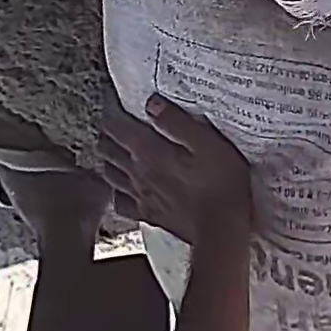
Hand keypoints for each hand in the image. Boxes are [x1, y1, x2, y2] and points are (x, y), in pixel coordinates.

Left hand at [99, 94, 253, 244]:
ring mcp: (140, 197)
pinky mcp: (148, 215)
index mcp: (150, 152)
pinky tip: (126, 185)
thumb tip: (152, 103)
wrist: (222, 231)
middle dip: (108, 132)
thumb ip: (177, 121)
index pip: (117, 128)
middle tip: (117, 120)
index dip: (111, 111)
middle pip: (108, 149)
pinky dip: (118, 189)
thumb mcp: (206, 141)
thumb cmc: (220, 181)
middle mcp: (138, 174)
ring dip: (109, 158)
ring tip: (117, 146)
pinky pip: (121, 201)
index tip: (115, 99)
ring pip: (110, 173)